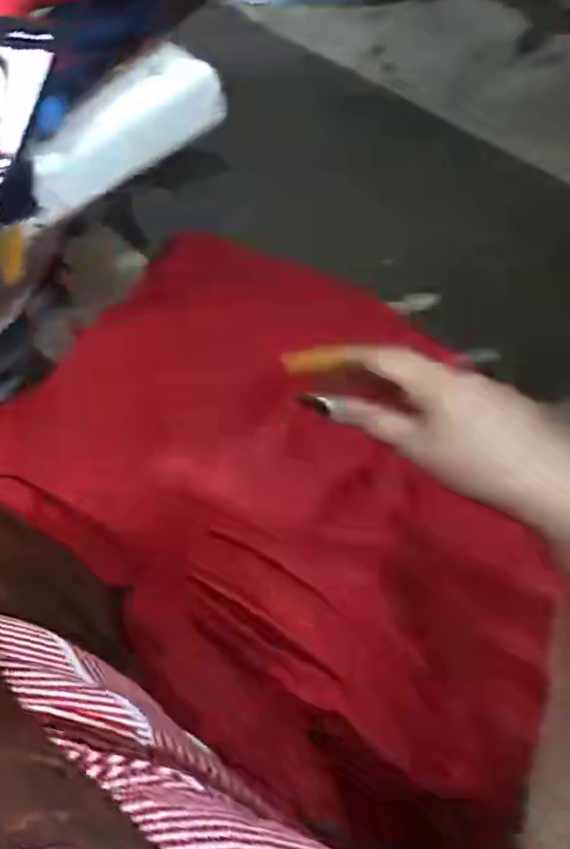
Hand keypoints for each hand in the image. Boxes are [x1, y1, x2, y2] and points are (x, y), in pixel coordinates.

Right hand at [321, 347, 569, 541]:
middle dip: (359, 369)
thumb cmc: (476, 464)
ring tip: (355, 395)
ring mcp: (490, 393)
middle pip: (404, 364)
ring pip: (424, 378)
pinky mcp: (504, 409)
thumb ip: (367, 417)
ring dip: (385, 382)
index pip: (382, 356)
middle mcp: (465, 378)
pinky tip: (401, 410)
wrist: (564, 492)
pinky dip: (410, 394)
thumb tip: (319, 401)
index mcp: (440, 381)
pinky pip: (443, 391)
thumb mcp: (411, 442)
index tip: (304, 362)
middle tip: (322, 379)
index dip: (339, 356)